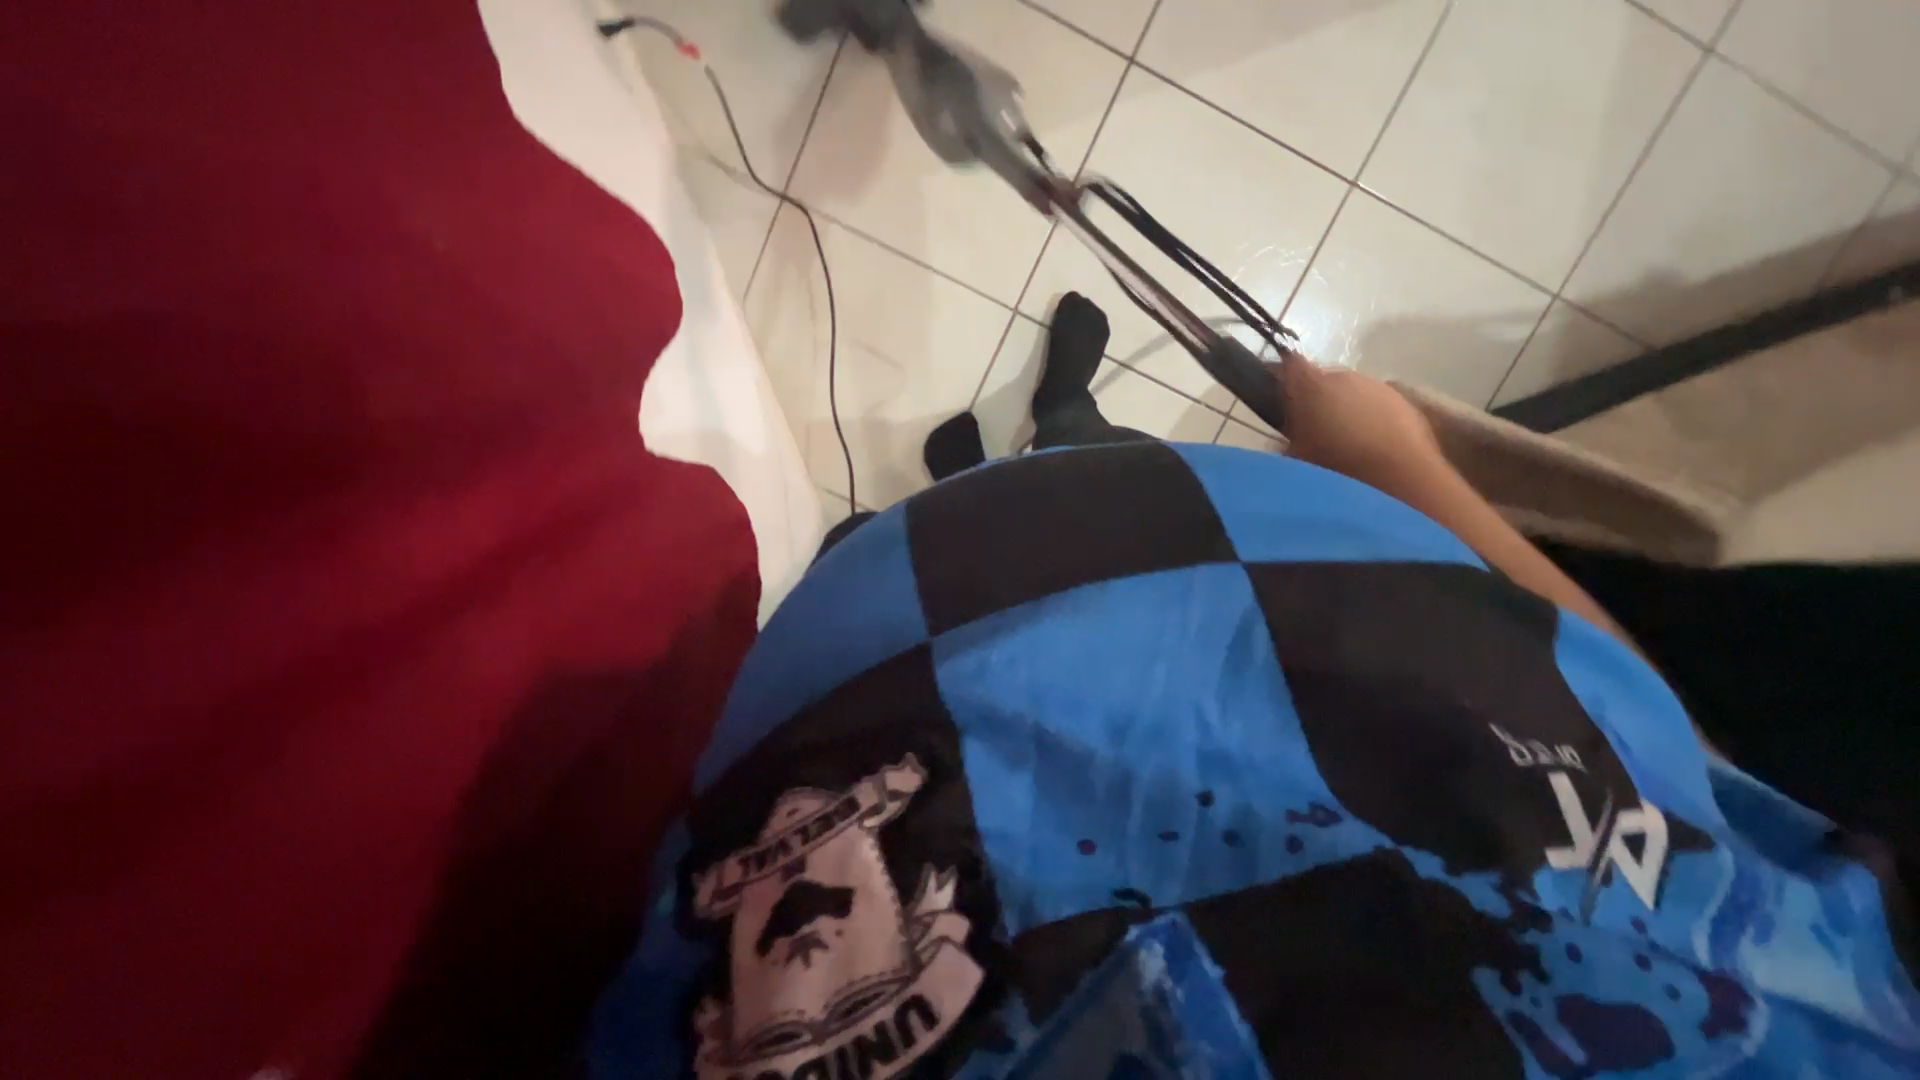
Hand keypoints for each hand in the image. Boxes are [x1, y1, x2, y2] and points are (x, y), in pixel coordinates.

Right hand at [1276, 350, 1446, 493]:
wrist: (1400, 476)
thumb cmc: (1336, 466)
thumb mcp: (1296, 458)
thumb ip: (1286, 441)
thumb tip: (1282, 441)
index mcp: (1312, 386)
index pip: (1290, 363)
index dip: (1283, 375)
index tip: (1279, 393)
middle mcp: (1344, 377)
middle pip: (1323, 378)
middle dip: (1316, 397)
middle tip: (1312, 426)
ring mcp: (1377, 386)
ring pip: (1352, 390)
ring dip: (1345, 407)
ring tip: (1344, 438)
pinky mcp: (1403, 401)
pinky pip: (1377, 403)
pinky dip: (1370, 416)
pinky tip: (1370, 443)